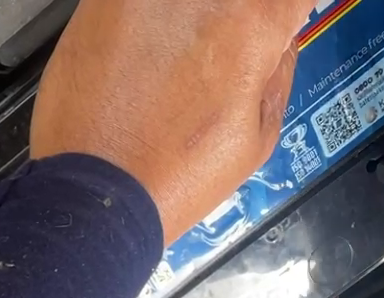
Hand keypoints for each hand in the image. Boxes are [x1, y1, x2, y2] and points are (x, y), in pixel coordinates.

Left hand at [30, 0, 318, 241]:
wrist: (97, 192)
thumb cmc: (170, 180)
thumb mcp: (254, 146)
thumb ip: (277, 78)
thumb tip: (277, 45)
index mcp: (254, 23)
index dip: (285, 16)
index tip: (279, 26)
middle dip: (232, 24)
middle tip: (218, 60)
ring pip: (190, 2)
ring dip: (189, 25)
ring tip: (176, 68)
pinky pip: (145, 3)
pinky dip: (151, 24)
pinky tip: (142, 62)